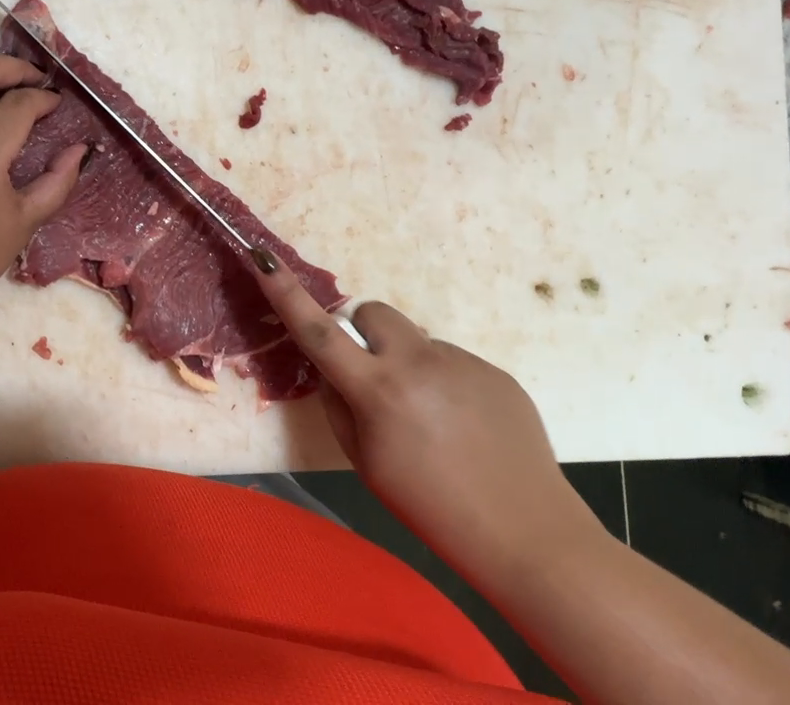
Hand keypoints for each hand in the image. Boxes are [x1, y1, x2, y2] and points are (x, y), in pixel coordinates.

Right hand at [252, 268, 603, 575]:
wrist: (526, 532)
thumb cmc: (426, 504)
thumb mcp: (363, 459)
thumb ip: (338, 403)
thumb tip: (333, 369)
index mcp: (378, 390)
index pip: (318, 332)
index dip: (285, 293)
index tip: (264, 257)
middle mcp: (419, 364)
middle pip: (374, 312)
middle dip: (363, 332)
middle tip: (371, 375)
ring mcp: (464, 363)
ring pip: (415, 341)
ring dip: (406, 363)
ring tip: (430, 419)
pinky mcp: (497, 372)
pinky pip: (452, 362)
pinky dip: (443, 383)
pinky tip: (462, 426)